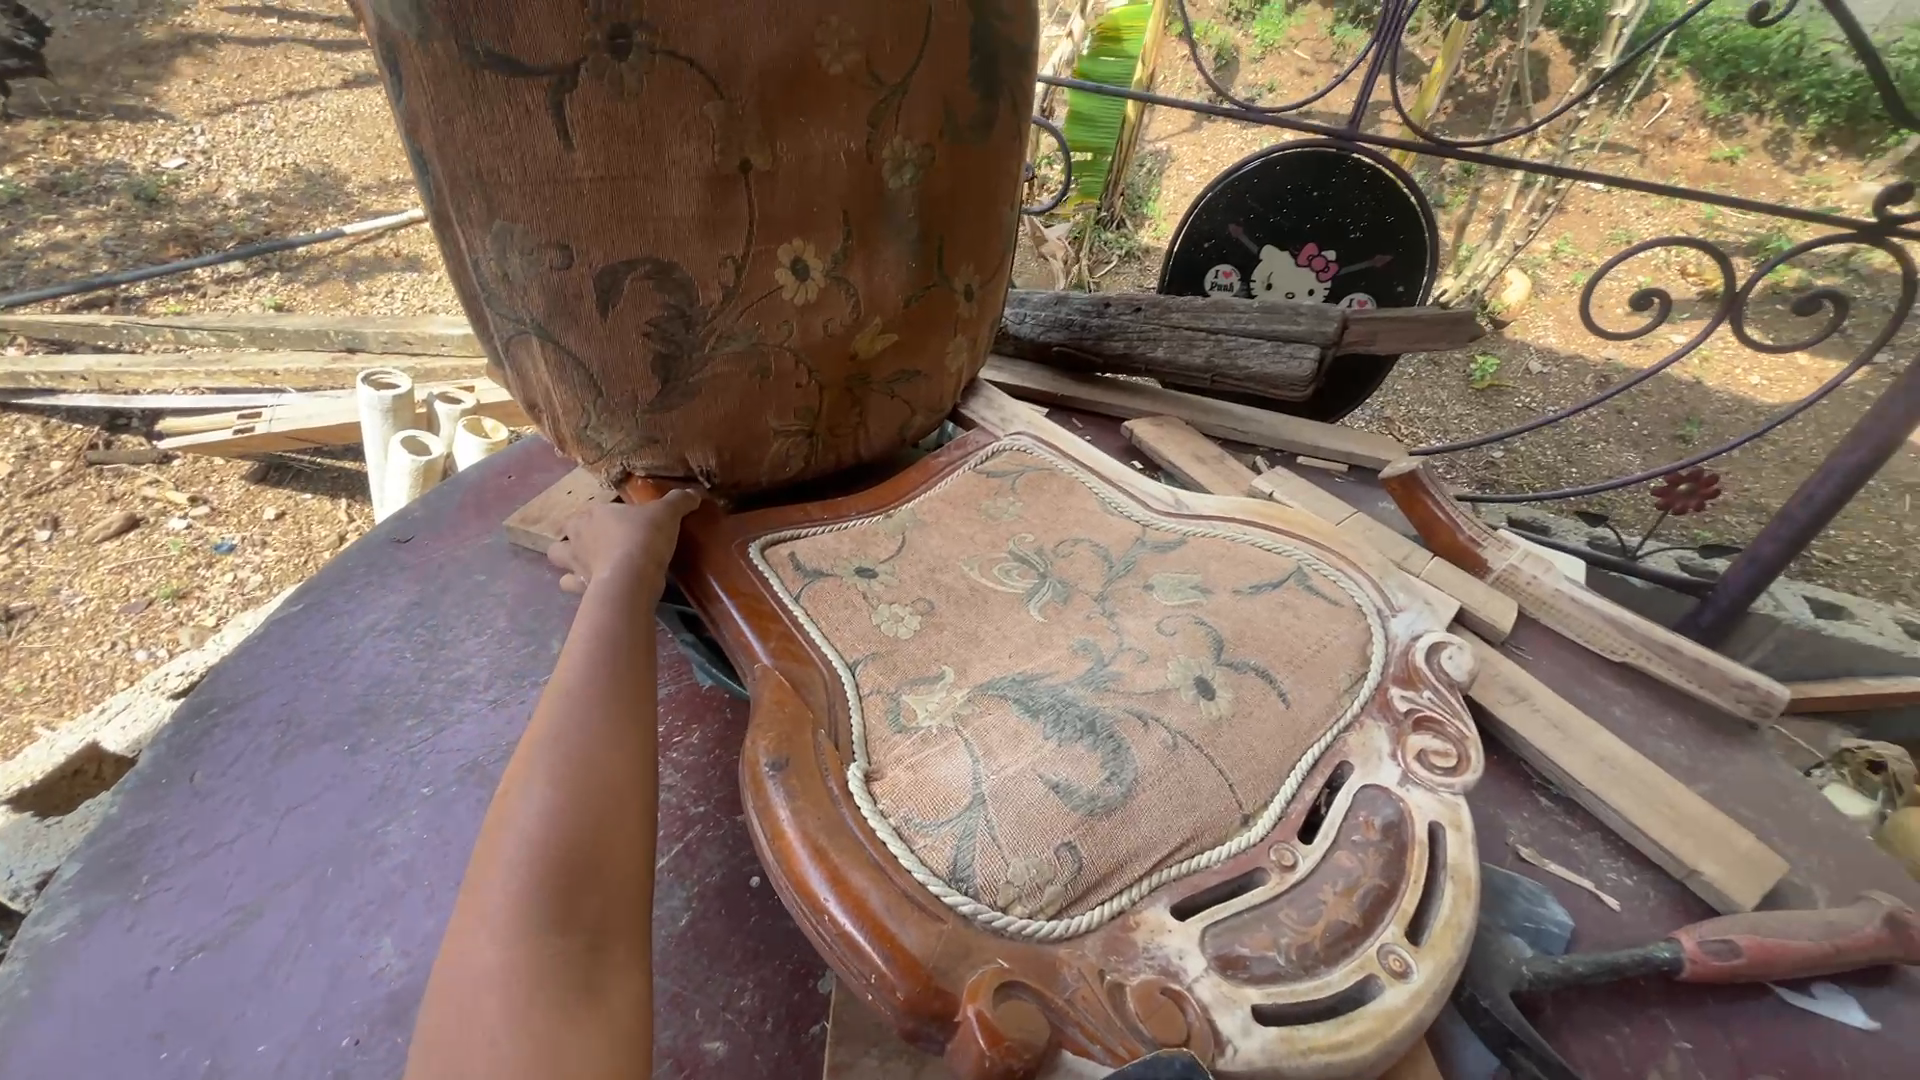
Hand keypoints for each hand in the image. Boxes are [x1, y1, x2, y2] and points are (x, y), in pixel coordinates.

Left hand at [546, 488, 700, 598]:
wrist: (631, 578)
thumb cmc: (645, 538)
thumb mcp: (668, 514)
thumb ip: (679, 501)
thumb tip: (695, 493)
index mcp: (594, 512)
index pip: (597, 508)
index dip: (609, 514)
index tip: (627, 521)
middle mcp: (578, 534)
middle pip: (569, 529)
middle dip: (579, 534)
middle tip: (601, 540)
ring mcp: (574, 561)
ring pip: (558, 555)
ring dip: (569, 558)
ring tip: (588, 562)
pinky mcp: (578, 586)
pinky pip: (570, 584)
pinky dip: (578, 584)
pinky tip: (592, 586)